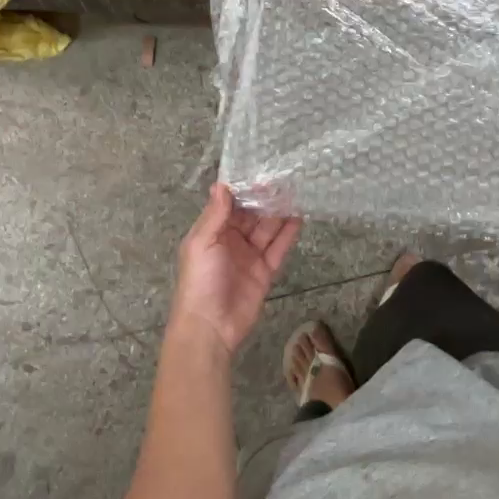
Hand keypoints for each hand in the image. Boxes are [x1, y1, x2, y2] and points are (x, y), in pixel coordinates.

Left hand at [169, 184, 302, 356]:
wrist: (210, 327)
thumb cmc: (200, 281)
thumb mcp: (202, 243)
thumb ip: (216, 214)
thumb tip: (222, 183)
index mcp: (212, 231)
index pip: (230, 204)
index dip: (244, 189)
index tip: (260, 170)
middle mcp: (231, 240)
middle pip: (251, 215)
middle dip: (265, 198)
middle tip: (285, 179)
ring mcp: (249, 256)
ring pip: (267, 229)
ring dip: (279, 212)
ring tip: (296, 193)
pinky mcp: (264, 272)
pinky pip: (278, 248)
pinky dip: (288, 234)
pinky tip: (299, 217)